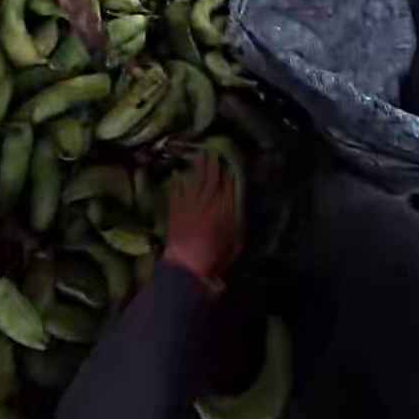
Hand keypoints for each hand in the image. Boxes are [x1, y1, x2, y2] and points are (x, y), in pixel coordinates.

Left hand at [161, 151, 242, 288]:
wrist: (187, 268)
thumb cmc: (214, 260)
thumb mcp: (236, 244)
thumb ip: (240, 223)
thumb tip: (242, 208)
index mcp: (223, 212)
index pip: (228, 187)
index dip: (230, 173)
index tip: (231, 162)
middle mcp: (207, 204)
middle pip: (211, 179)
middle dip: (212, 164)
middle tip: (213, 149)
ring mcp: (189, 205)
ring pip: (194, 180)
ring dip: (196, 166)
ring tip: (198, 153)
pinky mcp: (175, 209)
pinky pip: (177, 190)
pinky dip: (178, 179)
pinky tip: (177, 171)